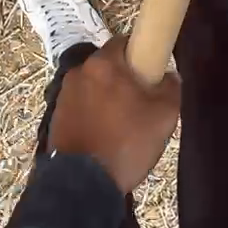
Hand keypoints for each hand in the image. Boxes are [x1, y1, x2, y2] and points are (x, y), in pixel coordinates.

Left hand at [46, 37, 180, 193]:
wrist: (83, 186)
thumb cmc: (126, 143)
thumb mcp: (164, 116)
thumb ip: (171, 87)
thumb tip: (168, 77)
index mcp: (104, 63)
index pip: (124, 42)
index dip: (141, 55)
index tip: (151, 75)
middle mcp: (79, 72)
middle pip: (108, 66)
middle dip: (124, 79)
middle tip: (141, 104)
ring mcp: (63, 95)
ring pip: (94, 87)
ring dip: (106, 98)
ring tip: (122, 127)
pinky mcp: (55, 118)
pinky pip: (81, 107)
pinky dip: (92, 116)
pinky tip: (104, 138)